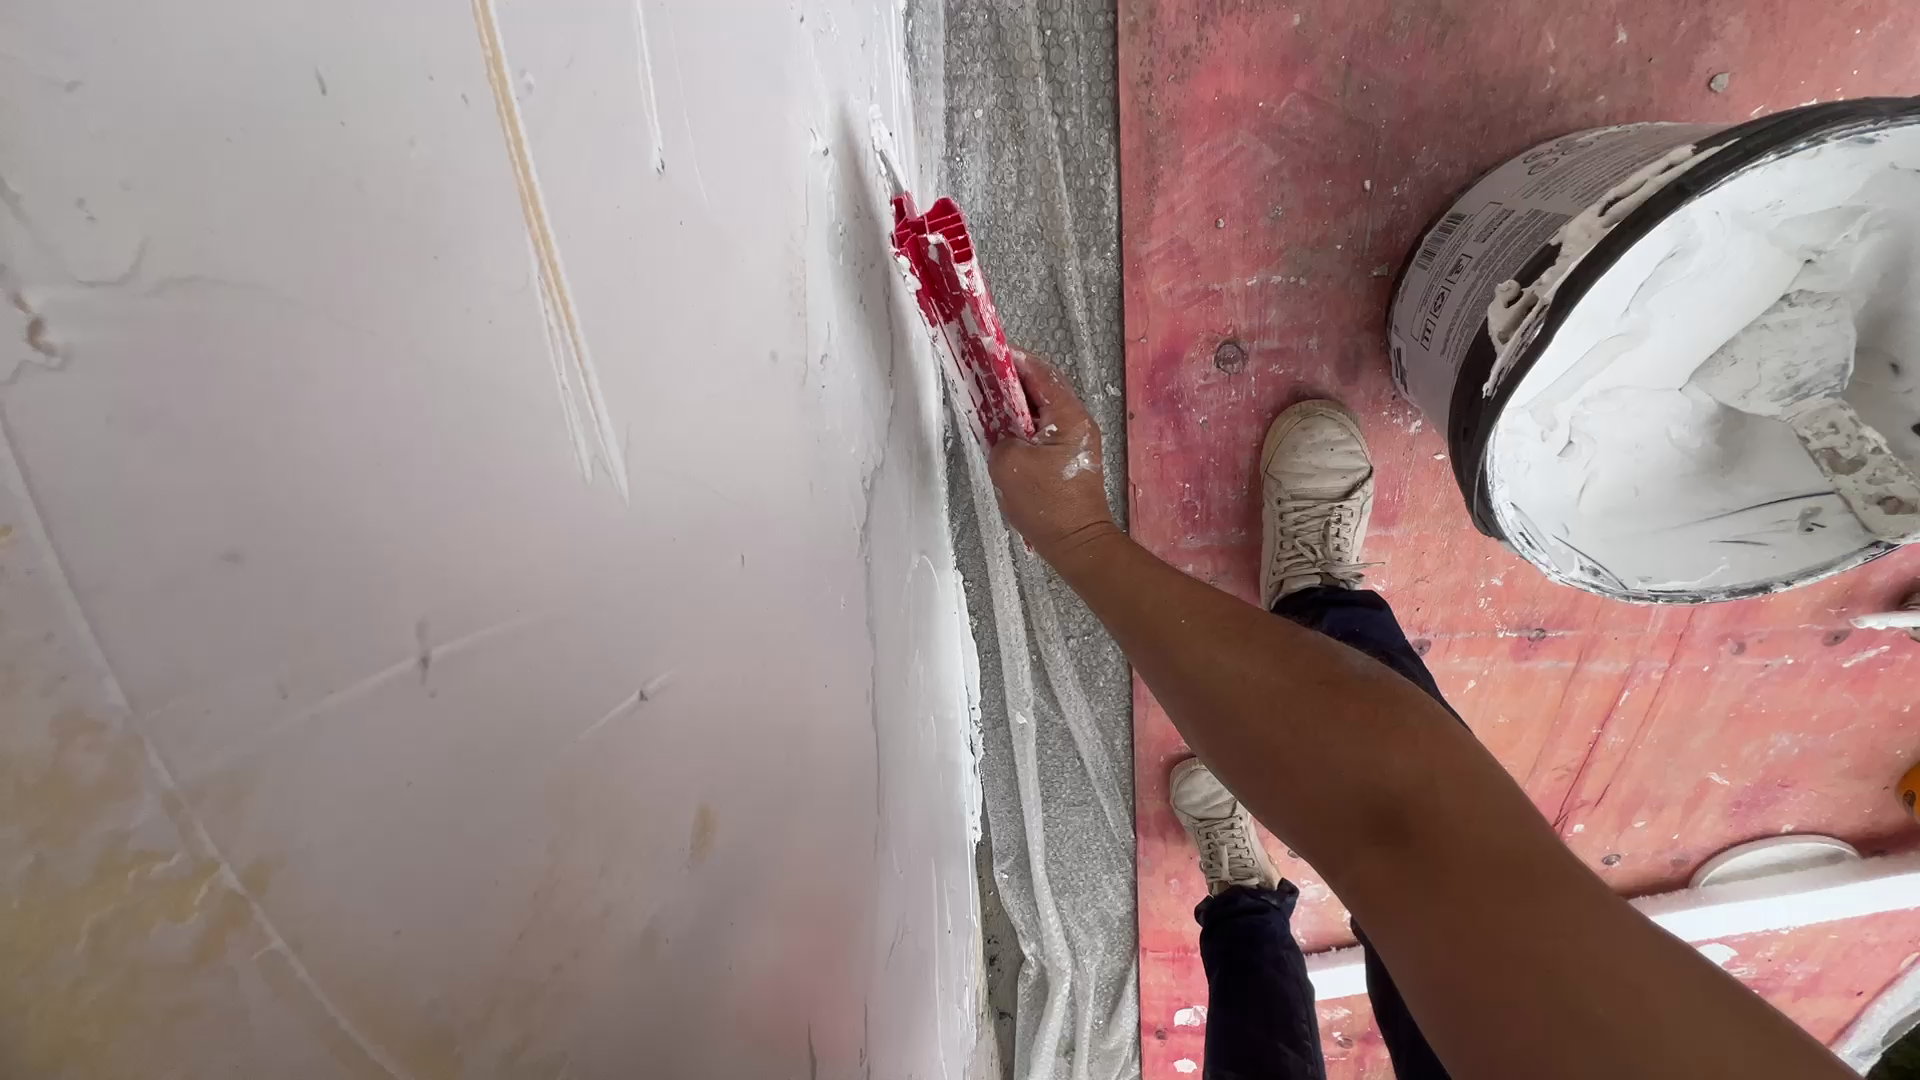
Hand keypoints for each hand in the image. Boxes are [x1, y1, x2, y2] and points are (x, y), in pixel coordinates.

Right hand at [988, 348, 1117, 561]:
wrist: (1077, 543)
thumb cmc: (1047, 505)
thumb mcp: (1008, 464)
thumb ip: (998, 436)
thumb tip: (1001, 433)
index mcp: (1068, 415)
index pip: (1039, 372)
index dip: (1012, 359)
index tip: (987, 352)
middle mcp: (1078, 421)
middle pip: (1043, 388)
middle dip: (1011, 381)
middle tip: (983, 378)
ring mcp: (1076, 440)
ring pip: (1042, 410)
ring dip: (1016, 406)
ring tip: (989, 404)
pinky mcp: (1070, 458)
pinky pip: (1044, 431)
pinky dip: (1023, 426)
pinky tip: (1004, 434)